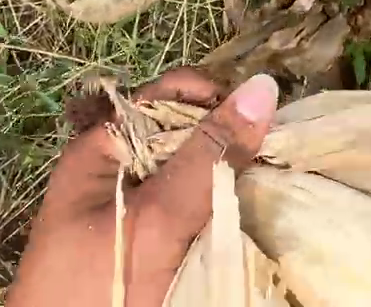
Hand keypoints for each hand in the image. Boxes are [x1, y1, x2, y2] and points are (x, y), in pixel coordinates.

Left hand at [7, 69, 278, 306]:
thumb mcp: (158, 220)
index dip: (215, 99)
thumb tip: (265, 84)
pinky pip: (197, 205)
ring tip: (266, 181)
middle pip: (186, 129)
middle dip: (229, 137)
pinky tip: (248, 209)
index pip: (167, 95)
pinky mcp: (151, 245)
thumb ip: (209, 153)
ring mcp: (134, 210)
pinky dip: (223, 203)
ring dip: (231, 172)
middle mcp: (117, 172)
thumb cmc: (101, 295)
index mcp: (102, 151)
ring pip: (196, 168)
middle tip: (270, 155)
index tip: (258, 122)